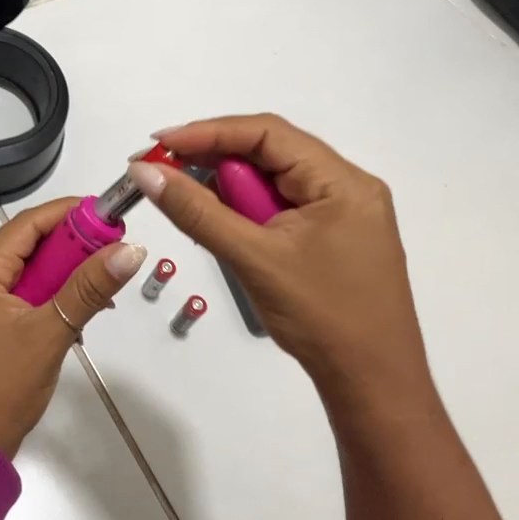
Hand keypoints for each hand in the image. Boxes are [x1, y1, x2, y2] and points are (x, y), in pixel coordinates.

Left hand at [0, 198, 146, 457]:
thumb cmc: (3, 386)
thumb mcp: (51, 333)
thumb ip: (88, 289)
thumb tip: (129, 250)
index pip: (26, 225)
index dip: (67, 213)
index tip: (108, 213)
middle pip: (26, 245)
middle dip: (71, 245)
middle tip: (114, 248)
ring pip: (27, 270)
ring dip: (64, 273)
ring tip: (104, 282)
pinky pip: (21, 293)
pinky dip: (50, 295)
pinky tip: (80, 309)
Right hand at [133, 115, 428, 398]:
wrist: (374, 387)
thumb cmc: (321, 318)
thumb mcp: (252, 258)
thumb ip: (196, 210)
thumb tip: (144, 171)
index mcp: (341, 182)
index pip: (266, 133)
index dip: (208, 132)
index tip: (160, 143)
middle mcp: (346, 185)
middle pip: (267, 151)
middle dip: (211, 157)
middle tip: (160, 168)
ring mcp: (340, 211)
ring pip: (269, 177)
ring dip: (225, 185)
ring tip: (181, 196)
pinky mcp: (329, 234)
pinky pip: (277, 203)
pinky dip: (243, 208)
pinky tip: (215, 220)